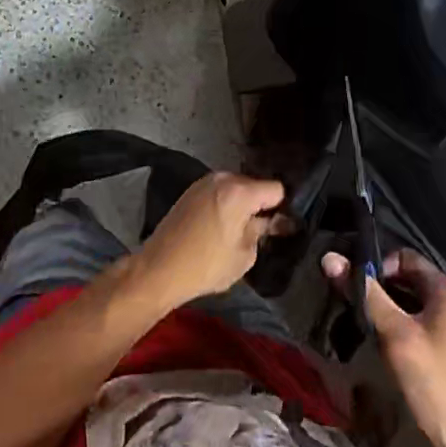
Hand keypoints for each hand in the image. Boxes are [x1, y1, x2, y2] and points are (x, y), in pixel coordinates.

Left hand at [125, 172, 287, 309]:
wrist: (160, 268)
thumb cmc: (207, 264)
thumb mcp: (245, 253)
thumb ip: (264, 230)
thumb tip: (279, 221)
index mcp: (239, 190)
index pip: (276, 189)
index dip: (284, 206)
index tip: (286, 223)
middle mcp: (222, 178)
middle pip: (255, 185)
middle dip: (263, 204)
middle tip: (267, 229)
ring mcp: (204, 182)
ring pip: (237, 188)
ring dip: (244, 204)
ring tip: (244, 229)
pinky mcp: (191, 191)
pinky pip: (220, 192)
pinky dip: (227, 204)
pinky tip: (224, 225)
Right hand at [323, 248, 445, 446]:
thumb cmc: (434, 384)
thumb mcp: (394, 334)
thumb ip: (364, 294)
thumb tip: (329, 256)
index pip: (404, 257)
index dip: (375, 265)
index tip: (352, 287)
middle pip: (406, 279)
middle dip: (376, 289)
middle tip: (349, 307)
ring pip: (409, 304)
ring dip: (384, 311)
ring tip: (359, 327)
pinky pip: (417, 325)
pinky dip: (396, 329)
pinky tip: (379, 346)